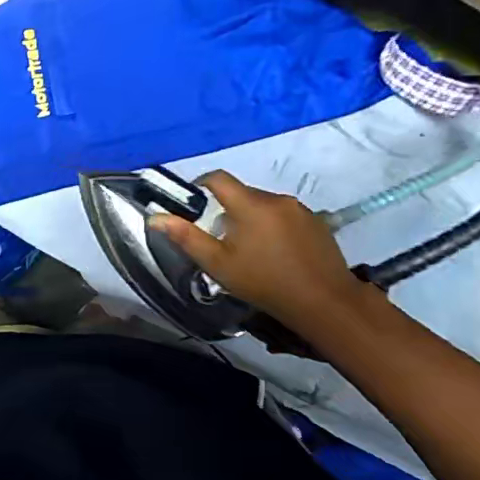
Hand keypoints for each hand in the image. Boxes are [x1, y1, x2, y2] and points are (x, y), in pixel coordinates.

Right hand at [148, 171, 366, 324]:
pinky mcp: (317, 222)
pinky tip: (274, 254)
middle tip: (219, 240)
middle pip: (242, 194)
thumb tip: (155, 217)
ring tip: (248, 251)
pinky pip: (285, 216)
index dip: (200, 185)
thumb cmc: (264, 283)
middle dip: (226, 210)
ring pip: (264, 205)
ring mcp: (301, 209)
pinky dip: (273, 227)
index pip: (218, 178)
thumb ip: (186, 237)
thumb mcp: (217, 264)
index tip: (192, 205)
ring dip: (251, 219)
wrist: (324, 301)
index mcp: (250, 205)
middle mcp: (277, 199)